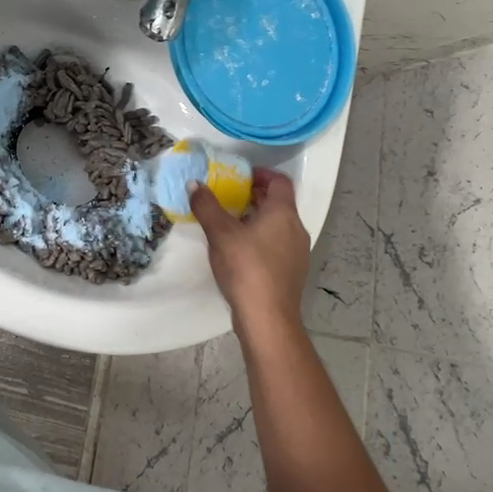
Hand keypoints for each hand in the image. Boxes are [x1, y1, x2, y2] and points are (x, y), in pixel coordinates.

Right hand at [193, 169, 310, 335]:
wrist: (267, 317)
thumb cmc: (246, 267)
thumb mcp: (219, 233)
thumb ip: (206, 205)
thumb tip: (194, 184)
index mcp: (283, 213)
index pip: (280, 181)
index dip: (262, 174)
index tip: (241, 176)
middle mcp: (296, 228)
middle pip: (279, 203)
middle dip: (256, 196)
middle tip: (230, 197)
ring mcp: (298, 252)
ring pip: (279, 225)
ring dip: (258, 218)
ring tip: (232, 223)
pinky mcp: (293, 271)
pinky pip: (278, 244)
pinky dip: (262, 238)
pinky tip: (241, 250)